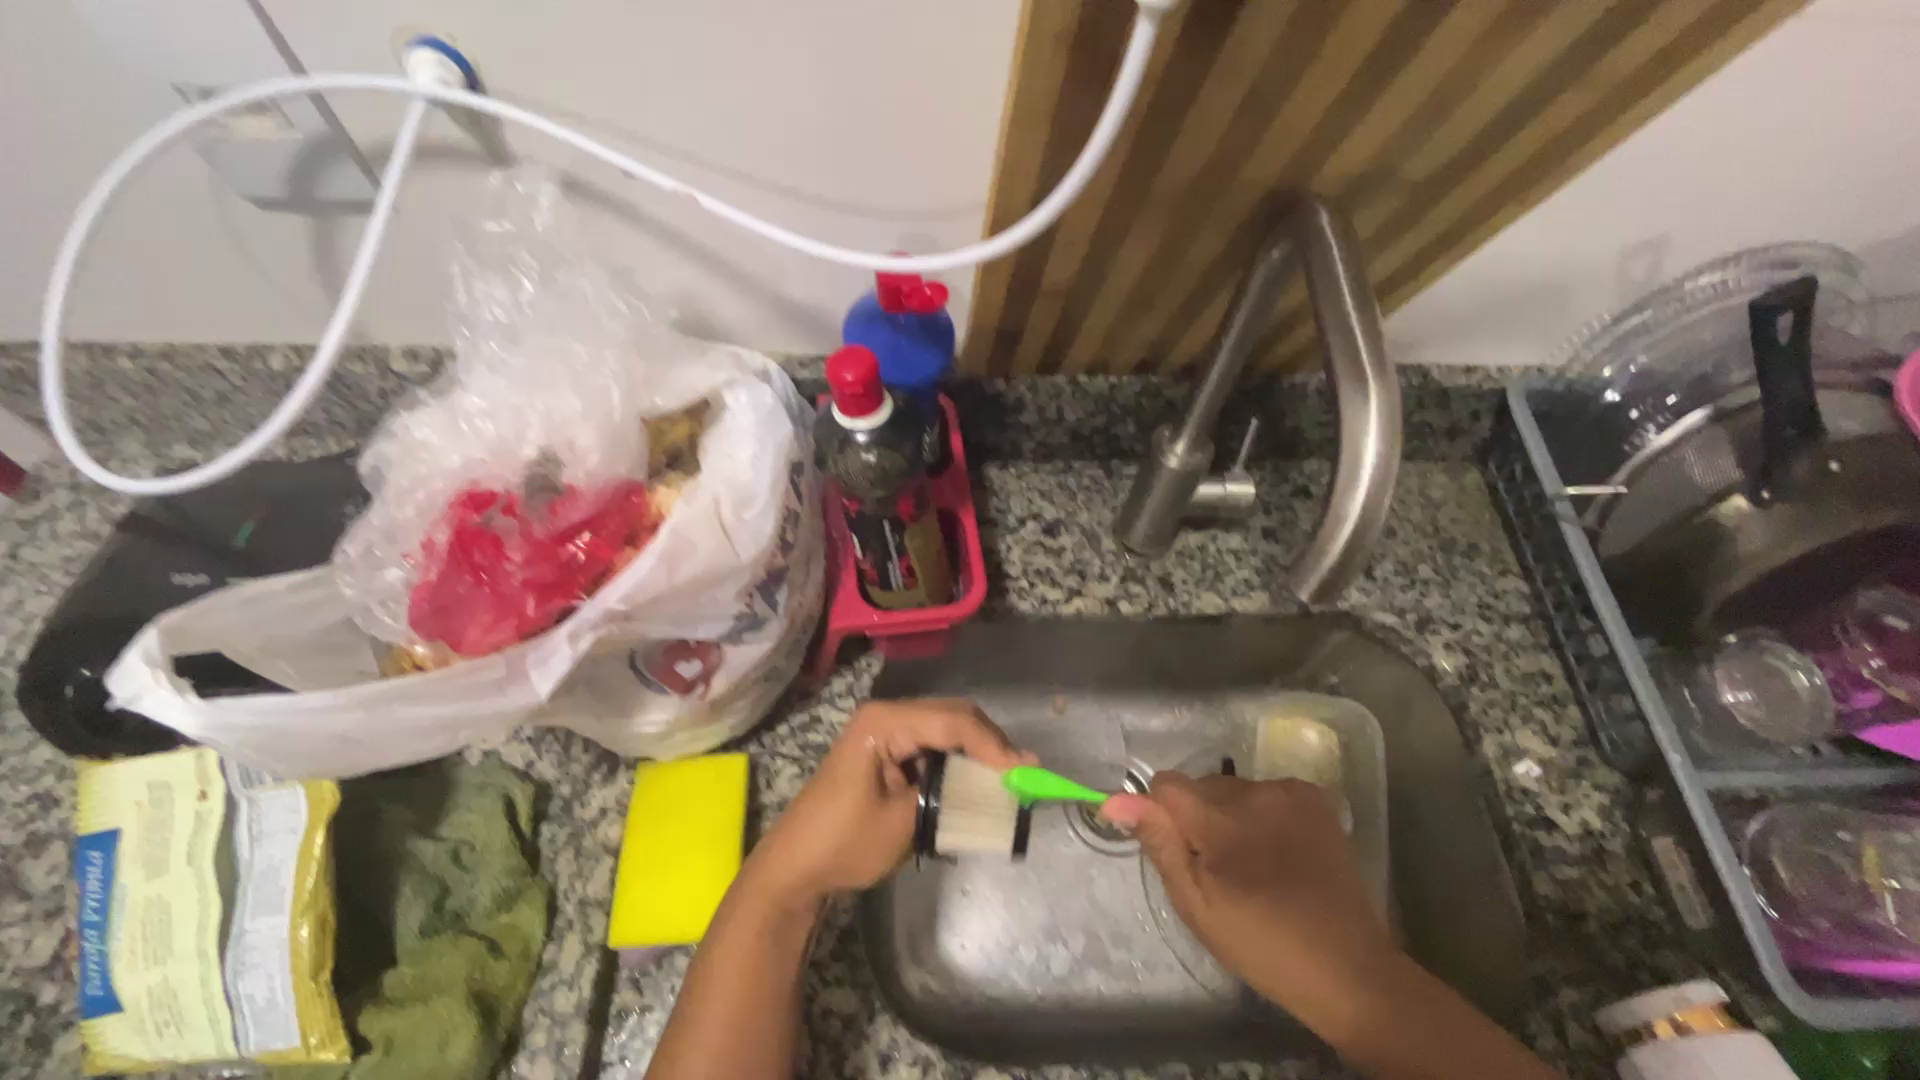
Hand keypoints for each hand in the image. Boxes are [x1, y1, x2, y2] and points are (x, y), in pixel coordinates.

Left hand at [744, 698, 1028, 903]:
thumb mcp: (906, 820)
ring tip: (1007, 777)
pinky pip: (932, 743)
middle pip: (952, 716)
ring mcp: (884, 730)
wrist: (795, 866)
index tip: (1025, 773)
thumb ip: (956, 793)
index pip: (953, 722)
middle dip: (990, 743)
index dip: (993, 745)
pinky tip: (975, 780)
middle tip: (1022, 774)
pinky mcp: (885, 749)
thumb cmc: (846, 843)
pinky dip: (957, 759)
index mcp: (884, 722)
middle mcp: (885, 714)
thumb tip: (1005, 780)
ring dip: (976, 751)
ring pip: (945, 727)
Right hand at [1100, 773, 1399, 1012]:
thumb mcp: (1196, 905)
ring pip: (1233, 789)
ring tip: (1250, 865)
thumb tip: (1115, 799)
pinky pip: (1265, 793)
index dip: (1160, 814)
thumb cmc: (1261, 943)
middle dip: (1197, 817)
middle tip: (1217, 869)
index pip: (1166, 784)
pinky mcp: (1315, 799)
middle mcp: (1255, 793)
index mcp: (1221, 821)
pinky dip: (1261, 815)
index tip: (1177, 851)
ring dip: (1229, 816)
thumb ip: (1159, 843)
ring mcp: (1290, 793)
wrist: (1346, 967)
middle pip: (1200, 785)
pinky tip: (1276, 852)